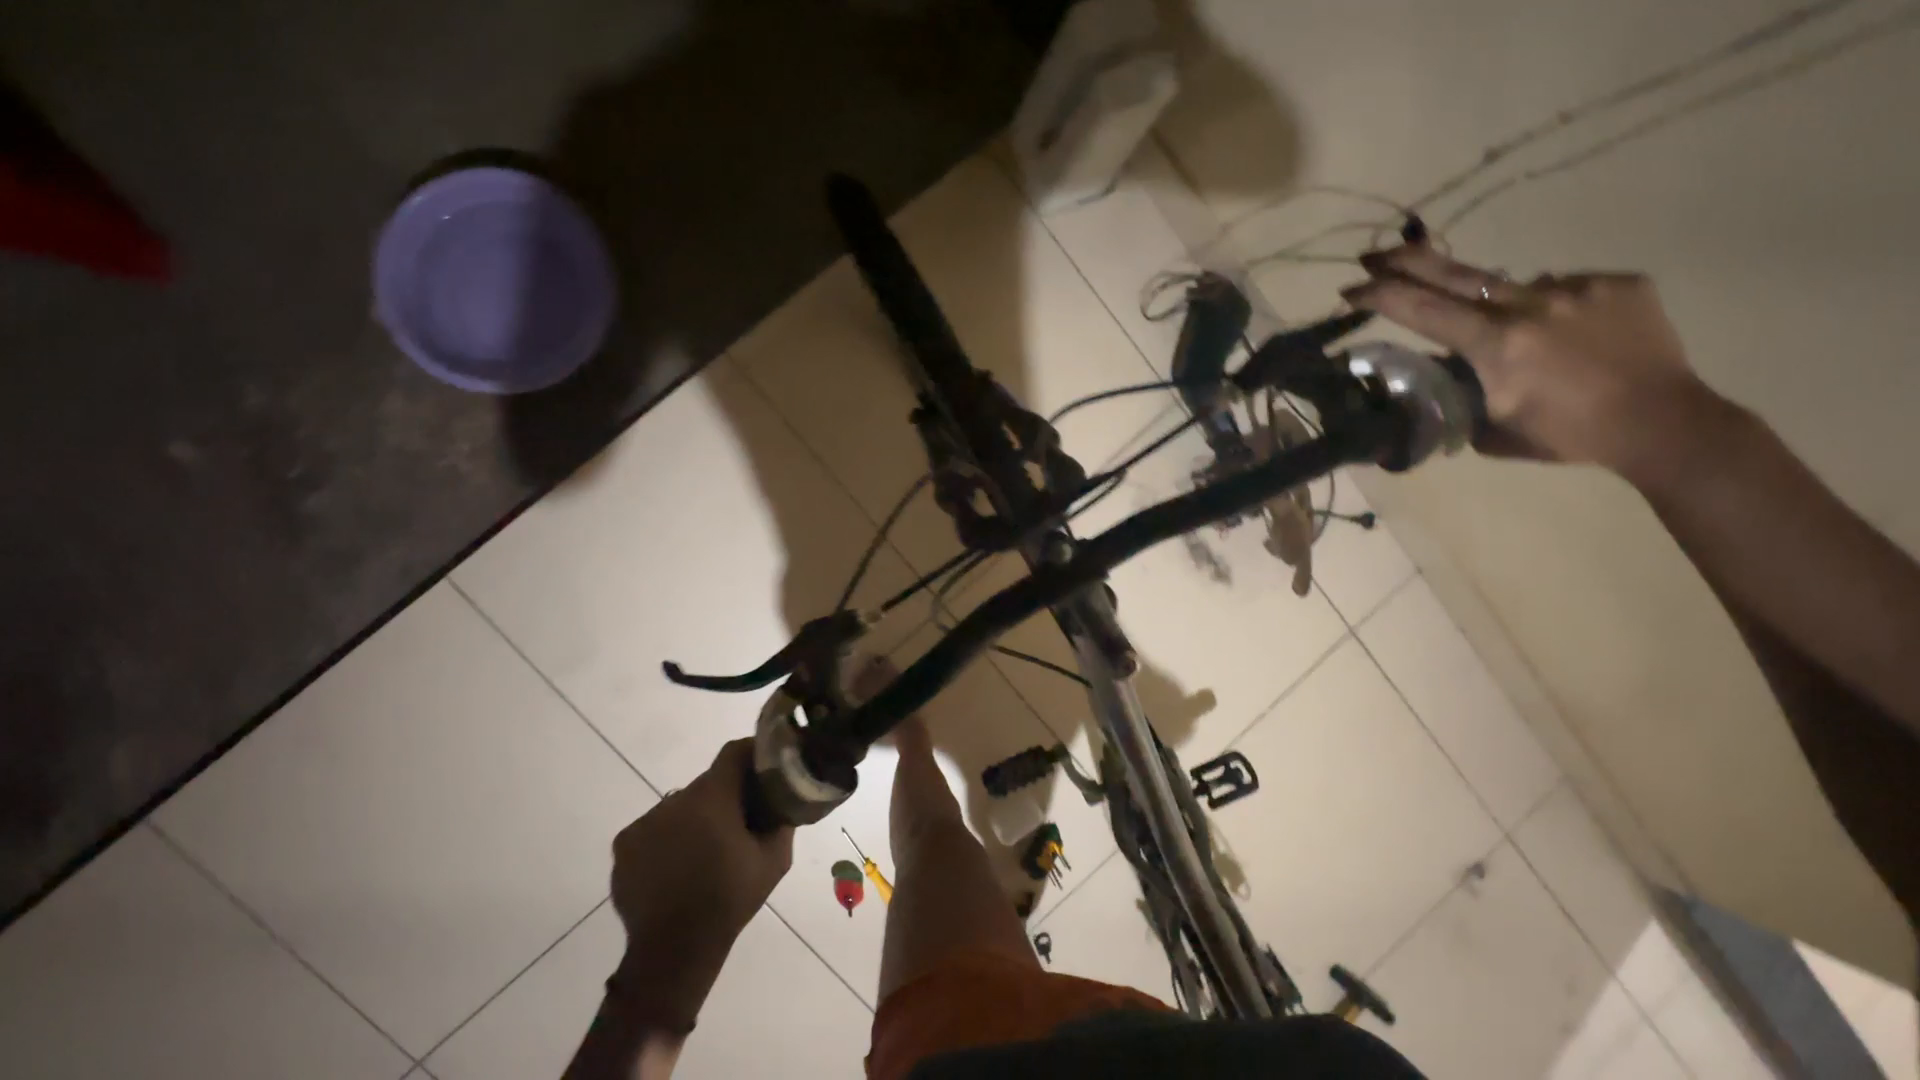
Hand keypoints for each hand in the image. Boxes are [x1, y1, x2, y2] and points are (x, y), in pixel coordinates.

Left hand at [605, 739, 792, 1027]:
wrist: (673, 950)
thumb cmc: (729, 901)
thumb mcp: (774, 861)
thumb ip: (781, 821)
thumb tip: (782, 800)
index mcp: (711, 800)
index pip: (733, 753)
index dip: (752, 755)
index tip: (764, 769)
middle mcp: (673, 801)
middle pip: (706, 784)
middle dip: (724, 798)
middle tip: (739, 825)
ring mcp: (643, 823)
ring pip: (678, 808)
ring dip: (694, 820)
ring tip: (704, 855)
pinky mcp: (623, 845)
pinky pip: (653, 830)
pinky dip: (668, 841)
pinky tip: (677, 870)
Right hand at [1342, 245, 1723, 482]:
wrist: (1663, 423)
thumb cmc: (1569, 437)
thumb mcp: (1495, 429)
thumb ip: (1465, 394)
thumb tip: (1453, 365)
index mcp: (1497, 346)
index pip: (1424, 310)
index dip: (1381, 297)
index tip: (1350, 288)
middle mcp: (1531, 306)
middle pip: (1455, 276)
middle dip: (1407, 264)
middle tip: (1374, 255)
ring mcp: (1578, 289)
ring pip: (1520, 288)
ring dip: (1511, 312)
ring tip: (1539, 348)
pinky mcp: (1619, 283)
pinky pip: (1570, 289)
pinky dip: (1562, 311)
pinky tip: (1580, 341)